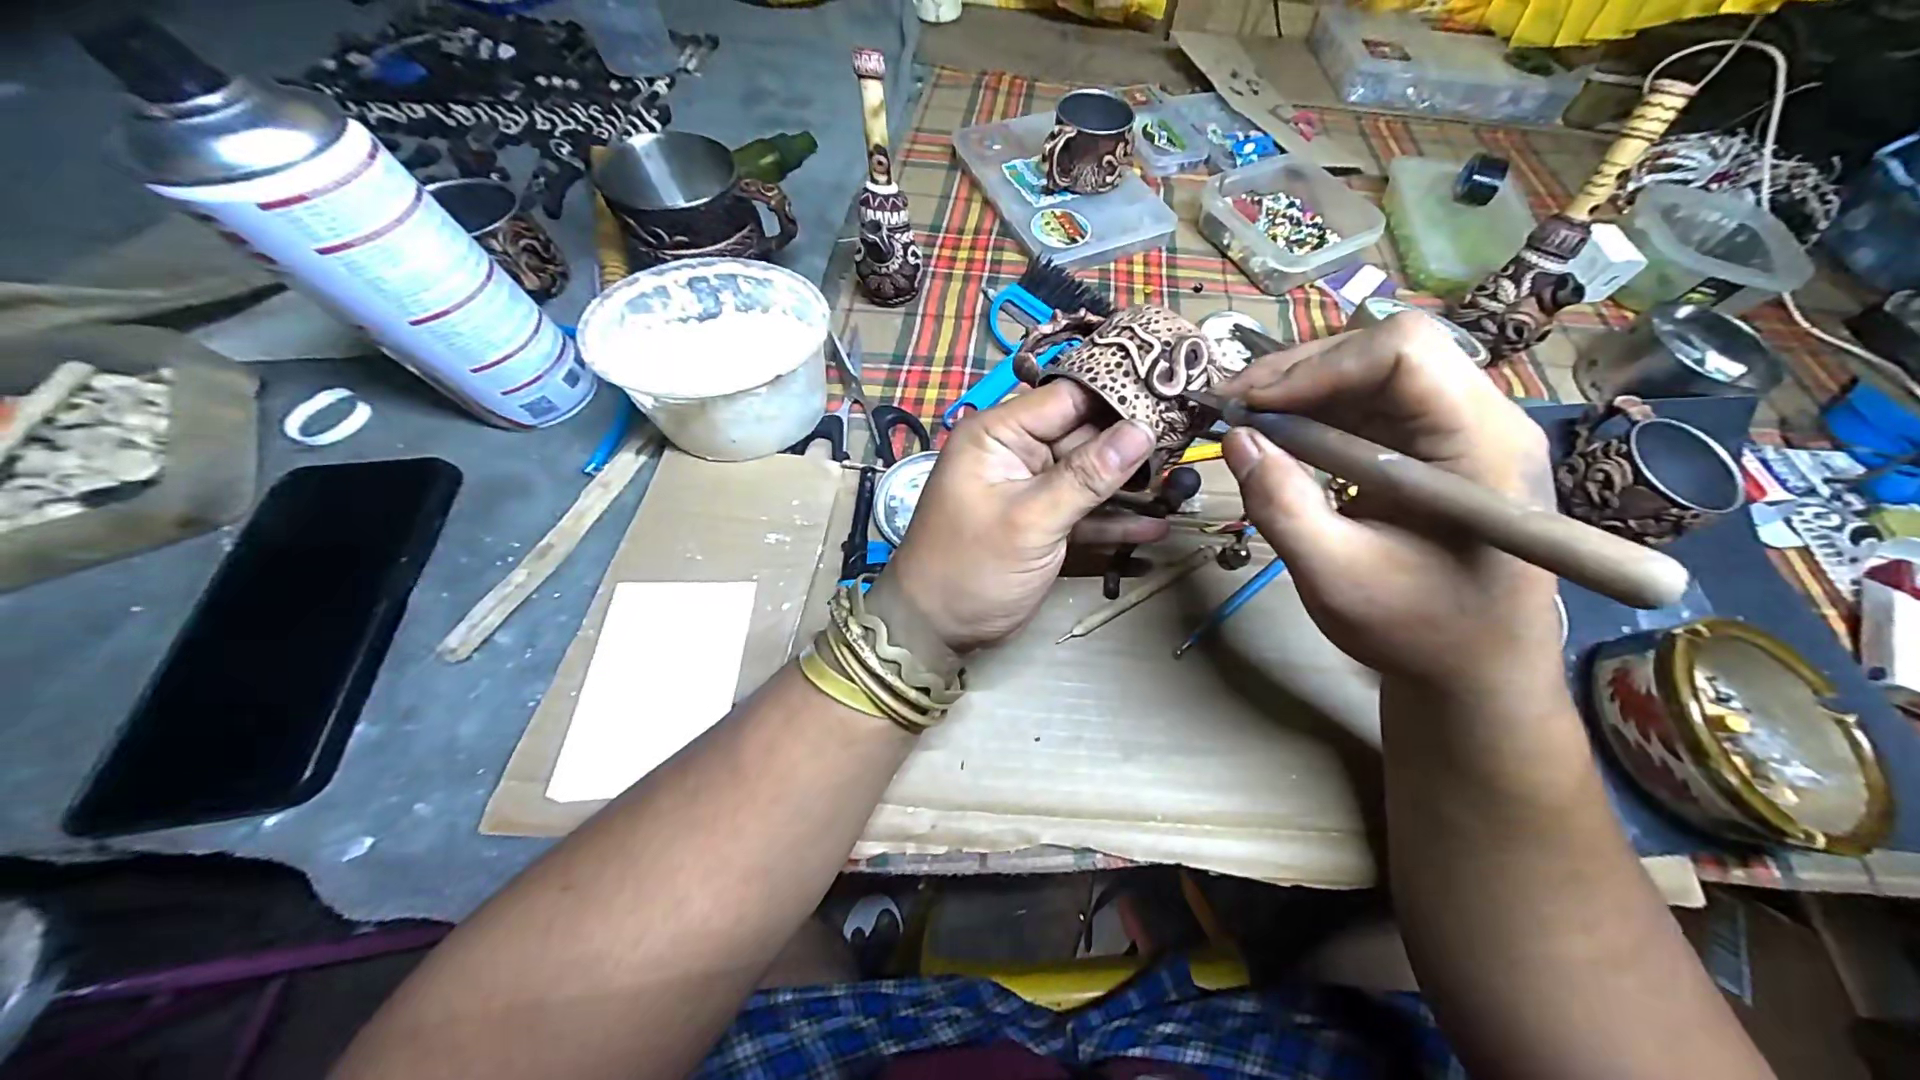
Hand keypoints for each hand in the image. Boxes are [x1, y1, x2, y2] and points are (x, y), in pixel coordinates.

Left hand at [878, 381, 1168, 652]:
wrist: (936, 628)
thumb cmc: (971, 568)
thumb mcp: (1030, 520)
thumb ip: (1086, 476)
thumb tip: (1142, 431)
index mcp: (999, 434)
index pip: (1068, 398)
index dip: (1119, 395)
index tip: (1174, 395)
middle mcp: (1016, 452)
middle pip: (1085, 433)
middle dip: (1134, 441)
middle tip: (1192, 440)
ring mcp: (1032, 488)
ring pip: (1090, 474)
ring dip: (1131, 483)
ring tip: (1183, 484)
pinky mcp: (1043, 521)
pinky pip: (1085, 511)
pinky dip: (1114, 520)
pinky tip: (1155, 526)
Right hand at [1219, 312, 1562, 692]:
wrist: (1474, 668)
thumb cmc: (1418, 632)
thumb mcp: (1336, 577)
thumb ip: (1283, 507)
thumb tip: (1235, 439)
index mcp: (1480, 445)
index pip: (1405, 355)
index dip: (1319, 367)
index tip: (1250, 405)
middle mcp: (1480, 419)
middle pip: (1384, 352)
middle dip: (1298, 373)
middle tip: (1231, 406)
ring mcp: (1457, 430)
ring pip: (1370, 372)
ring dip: (1299, 389)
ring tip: (1242, 417)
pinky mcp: (1432, 446)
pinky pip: (1368, 405)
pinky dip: (1313, 412)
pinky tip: (1276, 434)